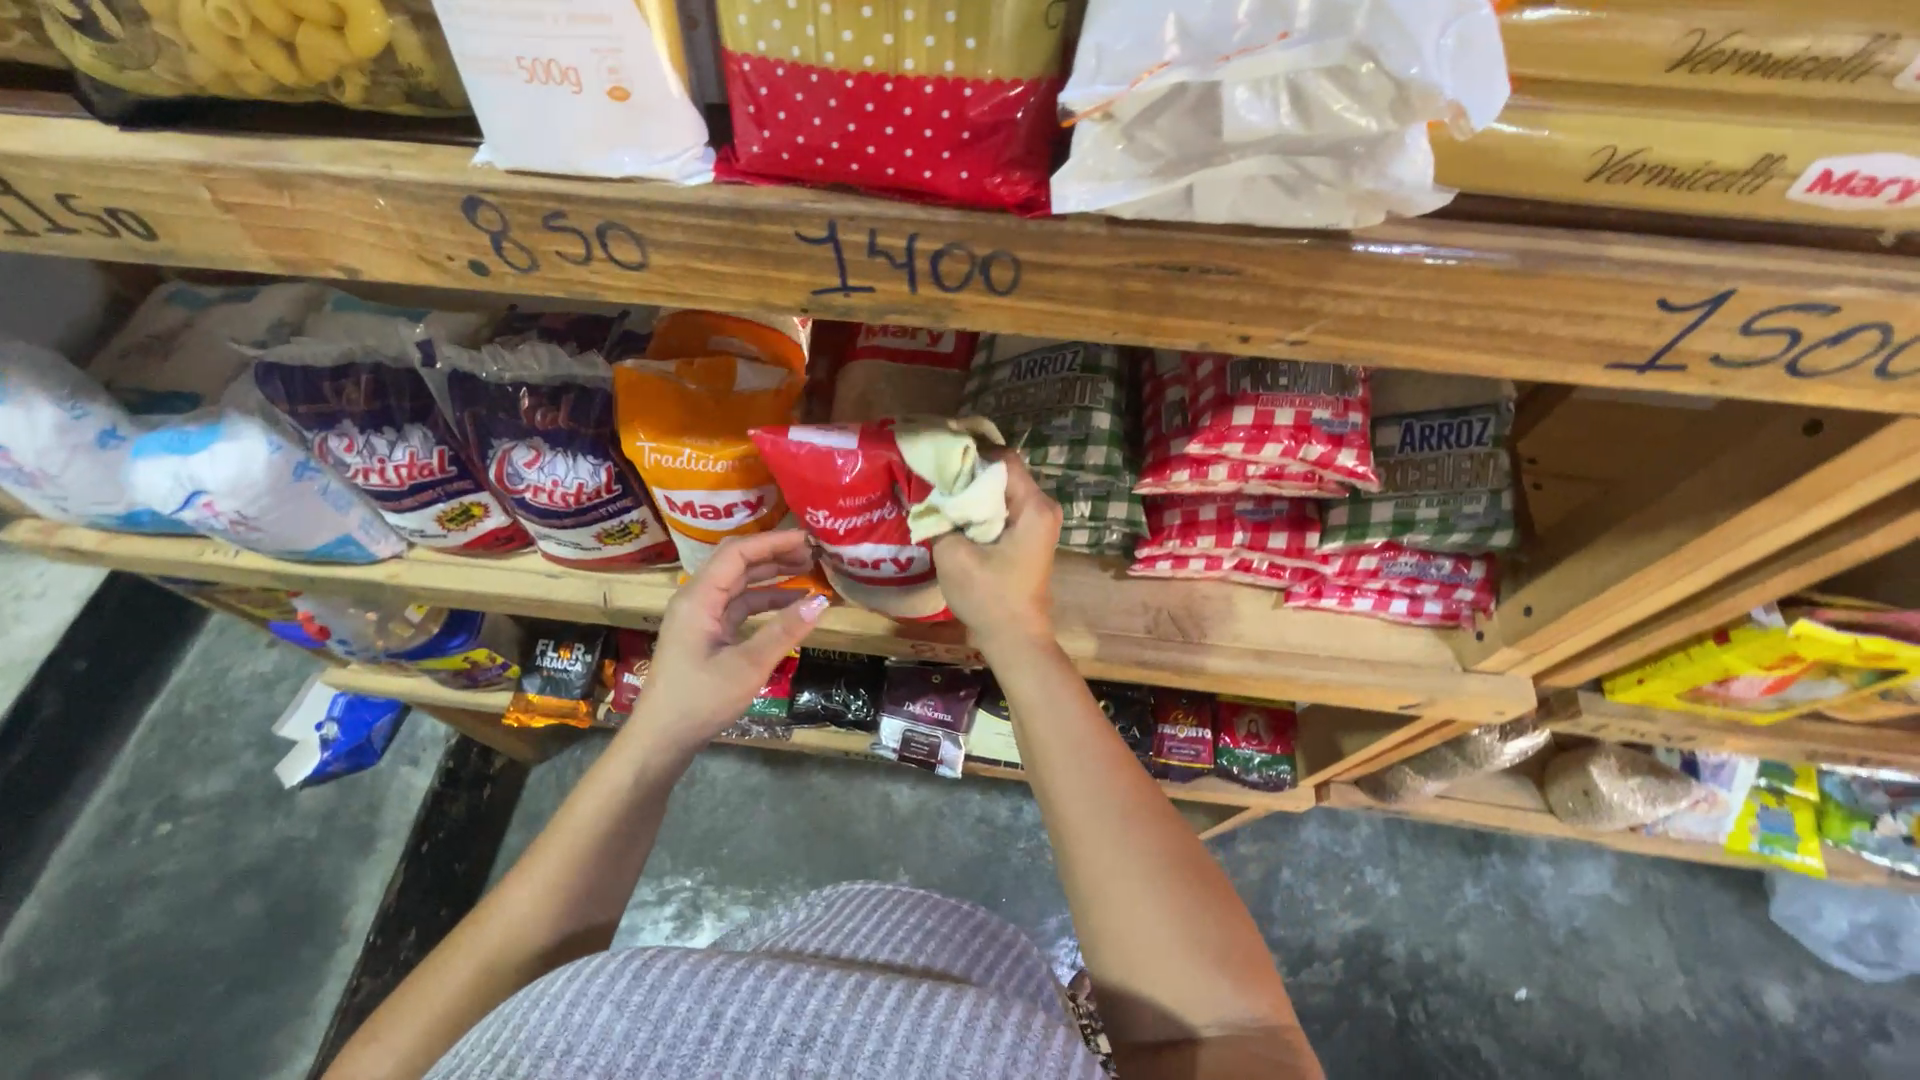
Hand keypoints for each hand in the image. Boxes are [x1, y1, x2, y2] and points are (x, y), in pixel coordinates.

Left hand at [629, 530, 827, 757]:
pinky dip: (764, 602)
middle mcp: (696, 600)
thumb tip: (820, 601)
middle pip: (737, 563)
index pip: (737, 553)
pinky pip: (738, 607)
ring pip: (739, 585)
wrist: (662, 738)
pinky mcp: (706, 635)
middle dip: (774, 556)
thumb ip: (785, 630)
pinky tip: (789, 607)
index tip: (807, 540)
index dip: (773, 542)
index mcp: (699, 598)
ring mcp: (700, 618)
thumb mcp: (748, 665)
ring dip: (771, 578)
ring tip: (807, 575)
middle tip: (813, 555)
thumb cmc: (700, 699)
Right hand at [930, 450, 1061, 655]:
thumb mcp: (954, 555)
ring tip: (939, 491)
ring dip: (972, 491)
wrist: (1014, 639)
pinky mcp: (1029, 536)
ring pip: (1001, 491)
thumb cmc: (989, 597)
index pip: (1002, 459)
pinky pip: (1003, 508)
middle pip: (1003, 473)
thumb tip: (927, 493)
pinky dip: (980, 507)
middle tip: (933, 473)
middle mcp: (1043, 507)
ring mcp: (1038, 522)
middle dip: (968, 472)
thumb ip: (941, 516)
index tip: (939, 457)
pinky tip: (955, 513)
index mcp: (1034, 507)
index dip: (970, 453)